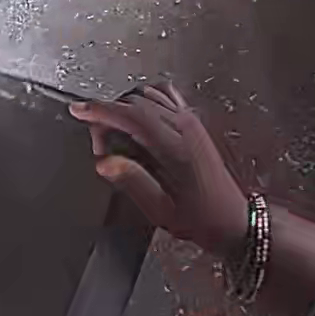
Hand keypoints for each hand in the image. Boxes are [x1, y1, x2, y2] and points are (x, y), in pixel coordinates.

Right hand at [69, 85, 250, 254]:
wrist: (237, 221)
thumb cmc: (201, 220)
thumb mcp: (162, 210)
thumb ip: (132, 182)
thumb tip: (104, 162)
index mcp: (176, 147)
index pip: (131, 115)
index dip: (100, 110)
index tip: (78, 110)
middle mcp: (184, 127)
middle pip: (134, 102)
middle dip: (107, 115)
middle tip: (100, 144)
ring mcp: (190, 120)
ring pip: (146, 95)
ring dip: (123, 107)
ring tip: (116, 134)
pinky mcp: (193, 121)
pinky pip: (162, 94)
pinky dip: (143, 98)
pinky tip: (136, 114)